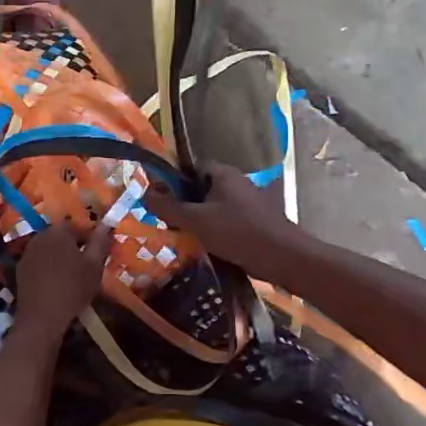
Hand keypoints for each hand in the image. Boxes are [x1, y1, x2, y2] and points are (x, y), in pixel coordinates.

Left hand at [12, 221, 112, 333]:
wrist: (42, 317)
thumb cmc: (73, 288)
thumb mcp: (94, 265)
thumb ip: (100, 242)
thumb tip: (106, 224)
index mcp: (58, 231)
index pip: (78, 226)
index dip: (90, 239)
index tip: (98, 254)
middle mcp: (39, 236)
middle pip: (61, 236)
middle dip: (74, 246)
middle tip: (86, 264)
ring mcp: (27, 252)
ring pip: (49, 248)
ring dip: (60, 256)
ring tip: (71, 274)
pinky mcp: (20, 268)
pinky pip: (39, 261)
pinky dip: (48, 267)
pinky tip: (55, 282)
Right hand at [145, 162, 297, 268]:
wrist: (280, 257)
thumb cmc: (236, 231)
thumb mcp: (195, 220)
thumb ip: (168, 207)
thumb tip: (145, 194)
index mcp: (223, 174)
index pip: (191, 168)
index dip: (174, 181)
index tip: (160, 198)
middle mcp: (236, 182)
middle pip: (201, 188)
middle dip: (184, 203)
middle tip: (167, 220)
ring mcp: (247, 202)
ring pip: (213, 206)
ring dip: (198, 219)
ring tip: (182, 235)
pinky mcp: (253, 221)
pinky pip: (225, 220)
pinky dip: (213, 229)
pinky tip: (203, 244)